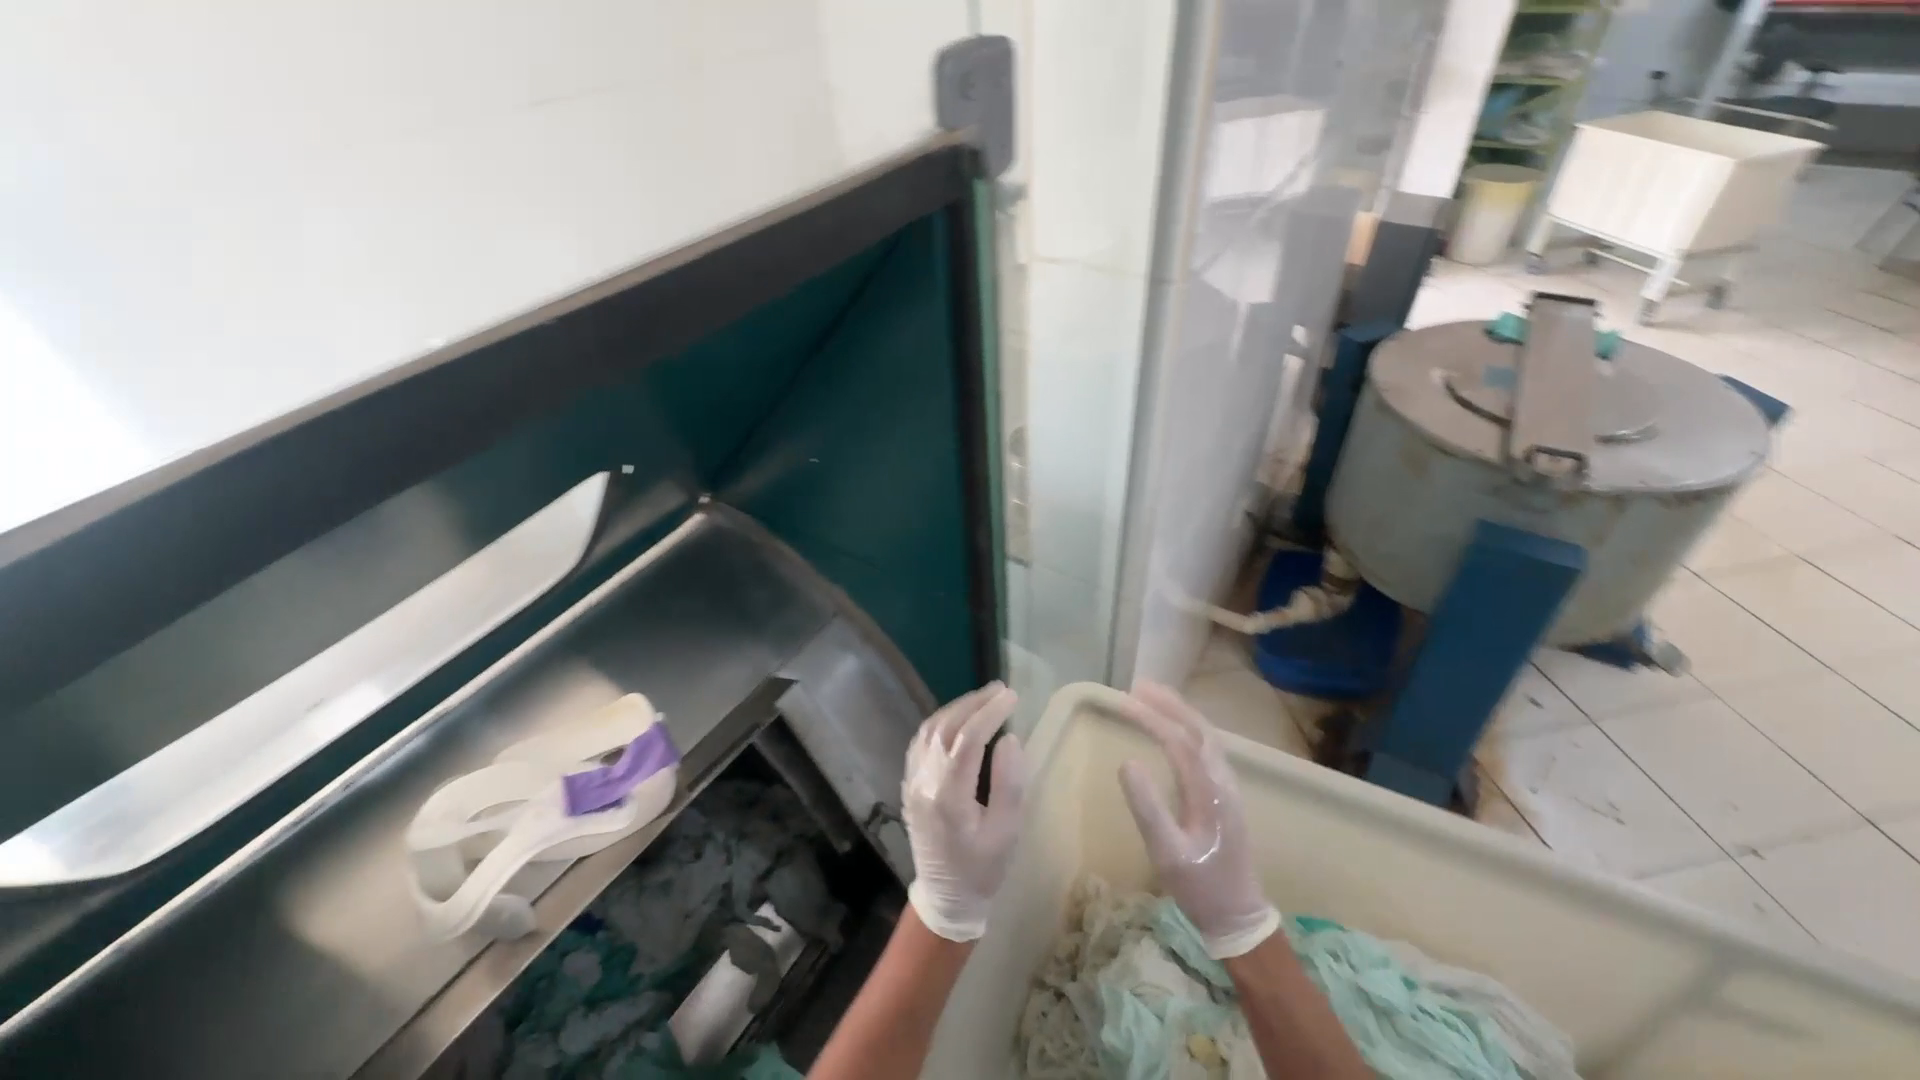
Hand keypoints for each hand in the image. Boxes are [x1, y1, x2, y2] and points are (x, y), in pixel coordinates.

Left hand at [902, 682, 1024, 941]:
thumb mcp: (1007, 832)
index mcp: (949, 795)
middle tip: (1000, 689)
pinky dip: (940, 723)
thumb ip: (1009, 783)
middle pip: (946, 728)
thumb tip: (1009, 739)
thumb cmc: (982, 868)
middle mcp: (925, 782)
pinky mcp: (910, 786)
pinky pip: (920, 743)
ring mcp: (913, 782)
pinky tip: (957, 719)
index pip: (968, 739)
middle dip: (974, 703)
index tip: (1011, 697)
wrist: (946, 898)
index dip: (990, 713)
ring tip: (983, 698)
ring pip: (929, 731)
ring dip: (956, 709)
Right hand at [1116, 682, 1279, 958]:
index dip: (1152, 717)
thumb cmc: (1200, 888)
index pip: (1179, 740)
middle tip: (1138, 687)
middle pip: (1199, 730)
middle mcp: (1223, 782)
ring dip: (1181, 714)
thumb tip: (1127, 762)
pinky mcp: (1225, 798)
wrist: (1239, 919)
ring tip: (1153, 700)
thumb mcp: (1167, 853)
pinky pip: (1207, 751)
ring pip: (1206, 738)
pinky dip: (1188, 731)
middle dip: (1170, 704)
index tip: (1124, 700)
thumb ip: (1148, 807)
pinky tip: (1174, 734)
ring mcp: (1228, 789)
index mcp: (1210, 791)